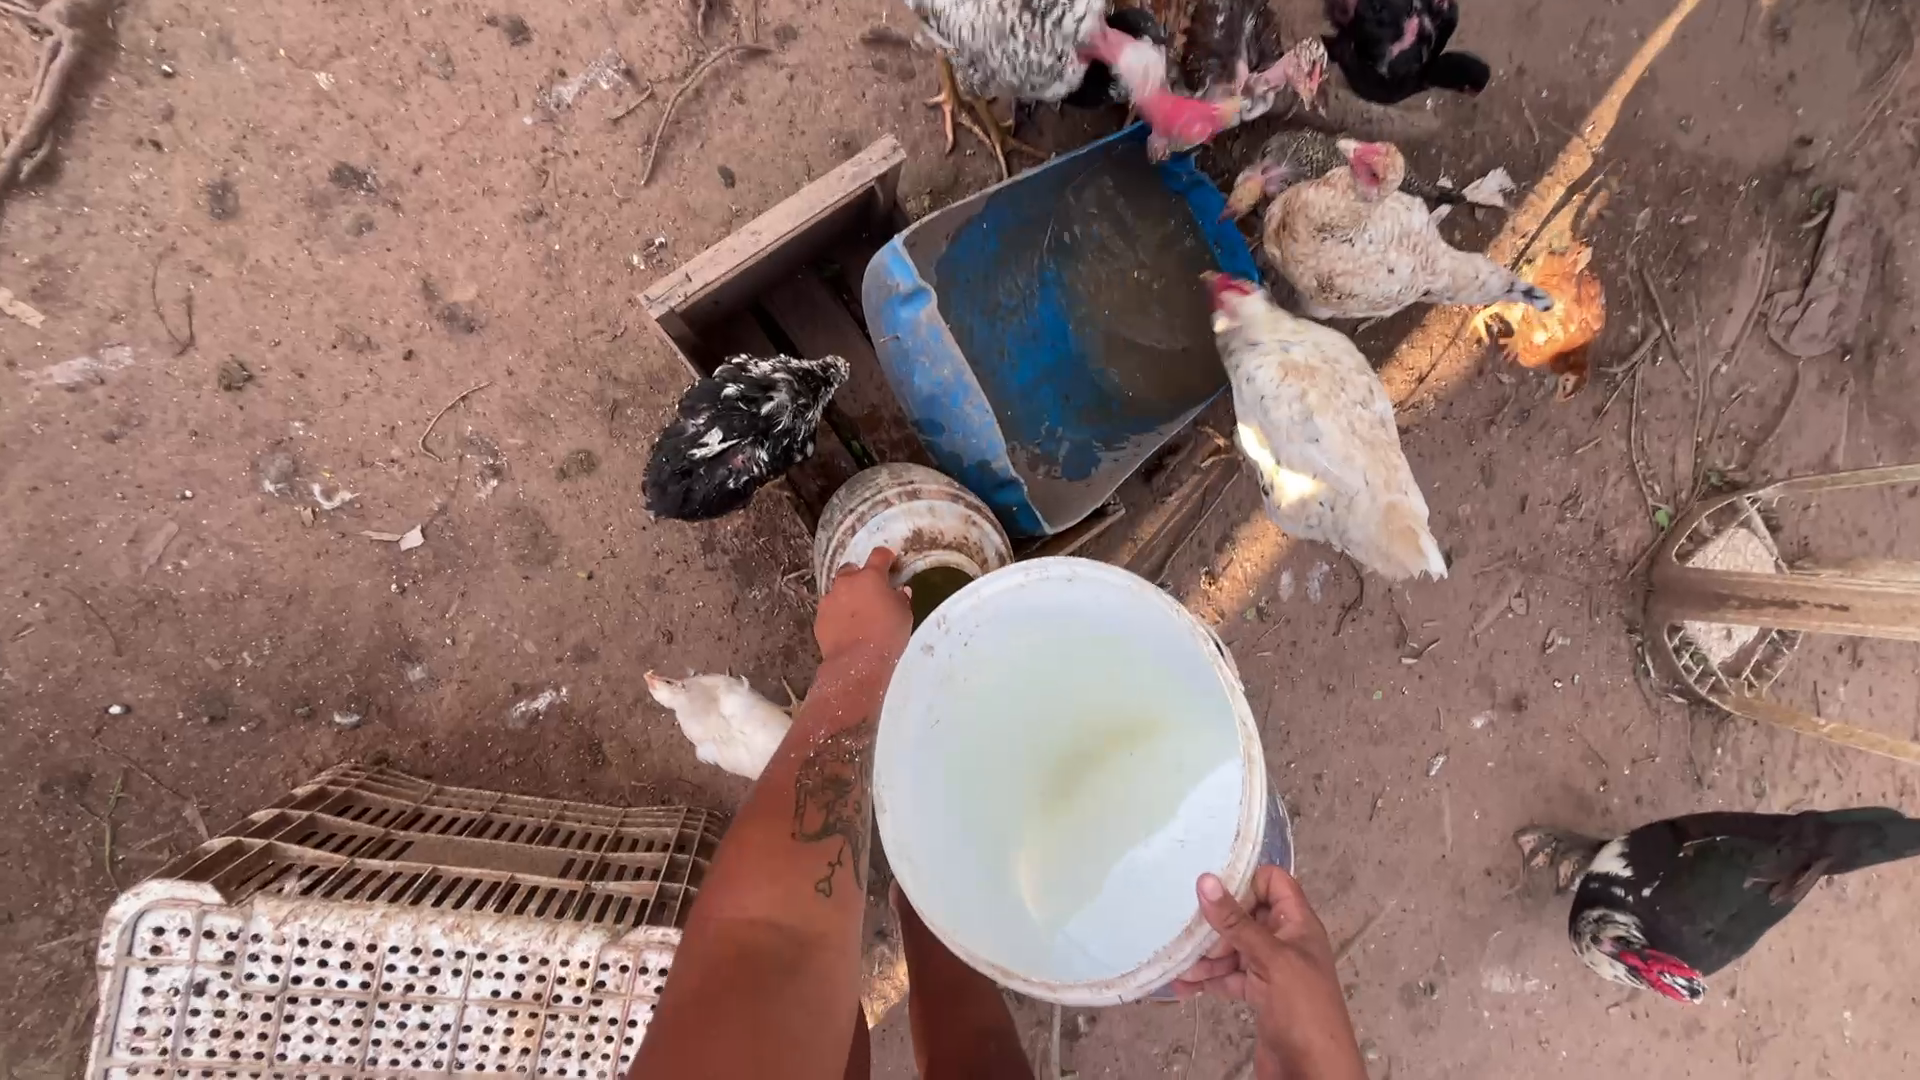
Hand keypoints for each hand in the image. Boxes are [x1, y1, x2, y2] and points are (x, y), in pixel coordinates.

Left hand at [814, 547, 912, 666]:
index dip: (886, 556)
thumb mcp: (904, 615)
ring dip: (847, 595)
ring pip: (838, 590)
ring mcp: (830, 599)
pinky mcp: (819, 618)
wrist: (857, 662)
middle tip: (871, 591)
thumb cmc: (887, 635)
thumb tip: (899, 591)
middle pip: (852, 569)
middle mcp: (847, 582)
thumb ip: (900, 598)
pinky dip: (838, 614)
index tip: (891, 561)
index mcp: (870, 577)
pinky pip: (830, 609)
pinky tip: (846, 627)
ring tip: (857, 613)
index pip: (879, 555)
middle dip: (860, 576)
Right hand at [1170, 867, 1366, 1079]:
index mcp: (1298, 925)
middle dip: (1215, 920)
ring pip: (1233, 946)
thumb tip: (1206, 879)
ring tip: (1178, 961)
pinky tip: (1183, 983)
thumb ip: (1236, 921)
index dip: (1245, 879)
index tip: (1212, 886)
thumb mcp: (1271, 960)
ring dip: (1205, 953)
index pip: (1273, 882)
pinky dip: (1208, 978)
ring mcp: (1271, 970)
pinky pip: (1228, 975)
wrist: (1314, 1078)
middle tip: (1188, 927)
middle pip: (1246, 914)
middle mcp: (1285, 942)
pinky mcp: (1258, 995)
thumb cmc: (1303, 1012)